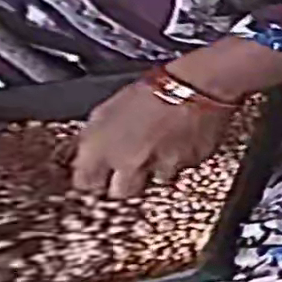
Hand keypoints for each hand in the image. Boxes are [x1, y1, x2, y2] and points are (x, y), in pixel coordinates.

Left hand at [71, 79, 230, 198]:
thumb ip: (94, 141)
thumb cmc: (149, 92)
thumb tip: (90, 154)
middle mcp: (131, 164)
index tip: (96, 175)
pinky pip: (186, 166)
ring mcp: (166, 165)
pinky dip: (183, 159)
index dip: (91, 179)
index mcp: (100, 152)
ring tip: (161, 150)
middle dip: (123, 183)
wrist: (193, 89)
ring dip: (157, 170)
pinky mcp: (195, 161)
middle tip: (128, 171)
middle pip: (122, 192)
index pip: (86, 183)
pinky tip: (182, 142)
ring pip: (158, 180)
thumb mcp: (103, 113)